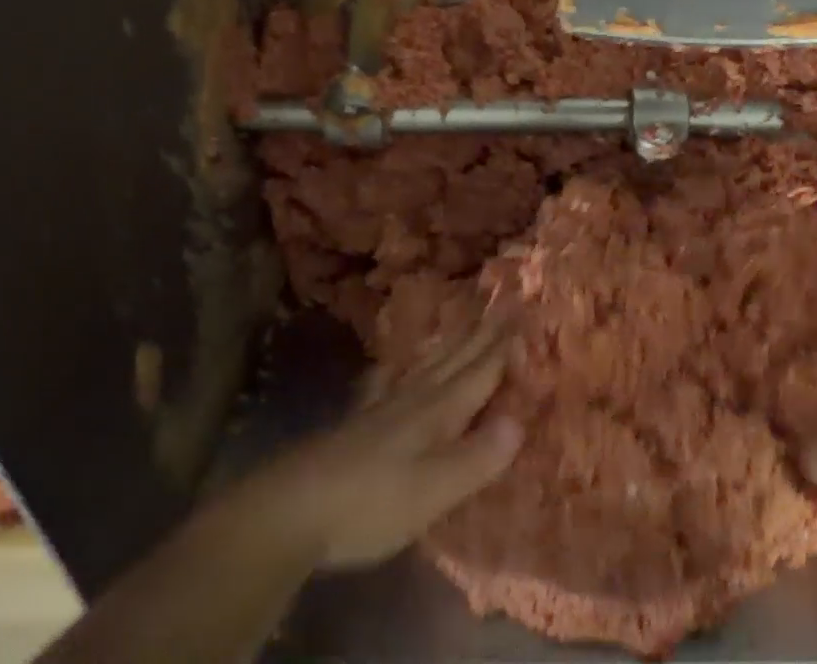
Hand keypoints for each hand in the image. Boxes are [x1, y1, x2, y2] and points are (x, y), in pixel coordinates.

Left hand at [226, 310, 523, 569]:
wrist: (290, 510)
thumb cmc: (370, 505)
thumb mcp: (433, 490)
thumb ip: (477, 457)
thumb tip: (519, 420)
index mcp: (437, 414)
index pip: (479, 374)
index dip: (504, 348)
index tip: (526, 314)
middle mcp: (412, 402)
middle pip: (454, 362)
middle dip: (482, 336)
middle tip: (504, 305)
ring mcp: (380, 410)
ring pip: (424, 367)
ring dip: (449, 345)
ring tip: (463, 324)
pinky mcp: (355, 426)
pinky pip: (384, 384)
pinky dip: (395, 369)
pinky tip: (392, 364)